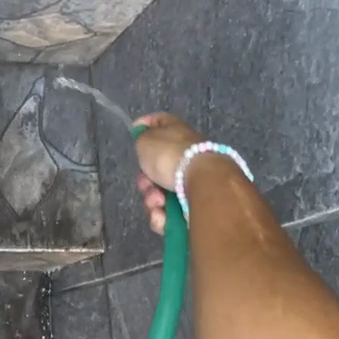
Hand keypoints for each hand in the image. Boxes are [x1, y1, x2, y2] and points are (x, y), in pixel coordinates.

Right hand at [133, 112, 204, 235]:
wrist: (205, 181)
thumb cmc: (172, 155)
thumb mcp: (147, 141)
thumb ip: (142, 139)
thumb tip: (145, 139)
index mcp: (176, 132)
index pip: (158, 121)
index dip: (145, 125)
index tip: (133, 132)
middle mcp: (184, 154)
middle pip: (155, 168)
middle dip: (145, 181)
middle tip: (147, 185)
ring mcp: (191, 180)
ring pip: (159, 194)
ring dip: (152, 200)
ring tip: (158, 203)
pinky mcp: (194, 205)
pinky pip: (169, 213)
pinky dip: (163, 216)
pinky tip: (163, 216)